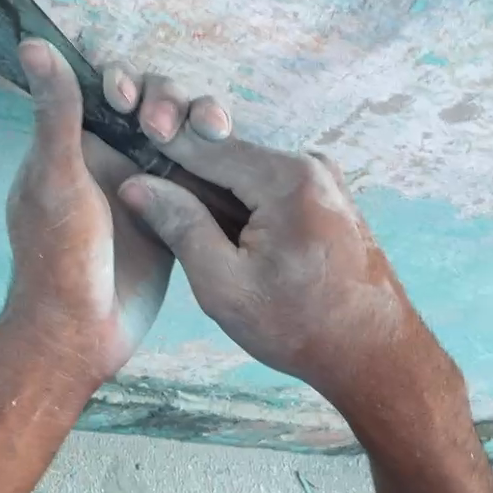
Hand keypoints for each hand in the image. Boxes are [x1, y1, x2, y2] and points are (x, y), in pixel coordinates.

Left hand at [0, 39, 220, 383]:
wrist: (81, 330)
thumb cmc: (58, 254)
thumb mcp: (56, 177)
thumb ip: (55, 112)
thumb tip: (33, 43)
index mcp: (74, 146)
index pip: (103, 91)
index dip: (123, 83)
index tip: (128, 102)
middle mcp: (110, 161)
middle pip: (149, 108)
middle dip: (167, 101)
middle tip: (167, 128)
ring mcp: (144, 188)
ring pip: (180, 138)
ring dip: (198, 125)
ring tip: (214, 130)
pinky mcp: (173, 215)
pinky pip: (199, 175)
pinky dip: (215, 160)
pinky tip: (232, 152)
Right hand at [115, 105, 457, 412]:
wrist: (374, 354)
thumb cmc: (299, 326)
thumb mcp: (223, 283)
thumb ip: (180, 225)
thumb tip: (136, 185)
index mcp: (286, 177)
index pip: (203, 143)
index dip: (156, 145)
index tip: (119, 138)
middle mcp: (309, 165)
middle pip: (223, 155)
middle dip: (181, 174)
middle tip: (142, 195)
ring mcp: (321, 180)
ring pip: (241, 173)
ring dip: (206, 194)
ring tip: (174, 220)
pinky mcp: (323, 199)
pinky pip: (263, 188)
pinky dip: (233, 205)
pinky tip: (215, 233)